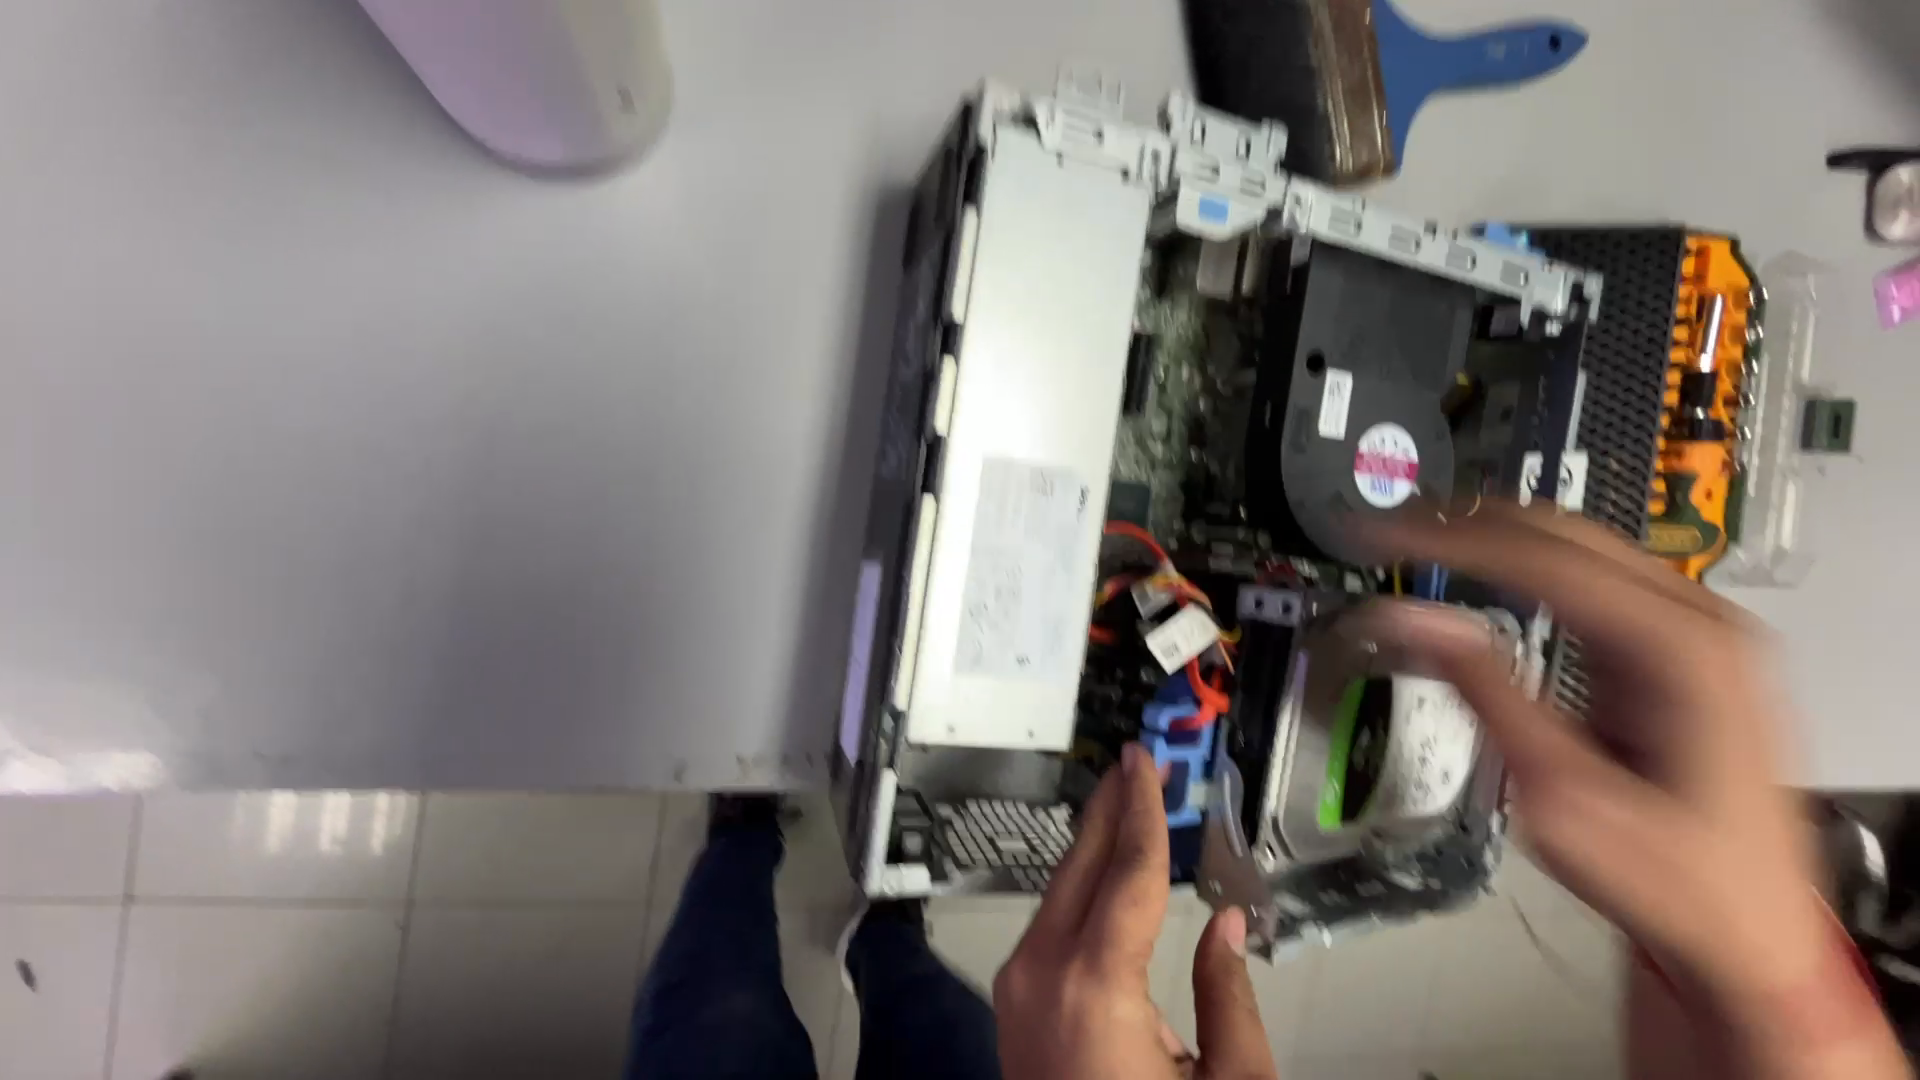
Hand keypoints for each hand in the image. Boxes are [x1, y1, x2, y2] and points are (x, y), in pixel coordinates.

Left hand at [995, 743, 1278, 1079]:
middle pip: (1082, 865)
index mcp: (1093, 983)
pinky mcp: (1014, 1000)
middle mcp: (1040, 968)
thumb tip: (1230, 922)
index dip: (1143, 811)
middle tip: (1135, 761)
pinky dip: (1080, 884)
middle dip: (1110, 809)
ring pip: (1061, 888)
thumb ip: (1229, 995)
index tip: (1145, 760)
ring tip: (1126, 800)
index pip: (1128, 874)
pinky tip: (1102, 867)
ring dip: (1095, 843)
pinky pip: (1051, 920)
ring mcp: (1016, 984)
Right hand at [1357, 502, 1900, 1074]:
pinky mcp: (1671, 643)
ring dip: (1483, 532)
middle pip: (1561, 532)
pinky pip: (1581, 572)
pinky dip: (1513, 557)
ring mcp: (1692, 626)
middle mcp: (1699, 620)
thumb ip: (1483, 690)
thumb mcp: (1560, 792)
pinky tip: (1469, 562)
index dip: (1448, 539)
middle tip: (1379, 530)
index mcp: (1683, 652)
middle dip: (1460, 521)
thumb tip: (1402, 616)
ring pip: (1571, 540)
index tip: (1374, 534)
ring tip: (1407, 538)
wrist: (1749, 928)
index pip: (1545, 561)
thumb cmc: (1664, 874)